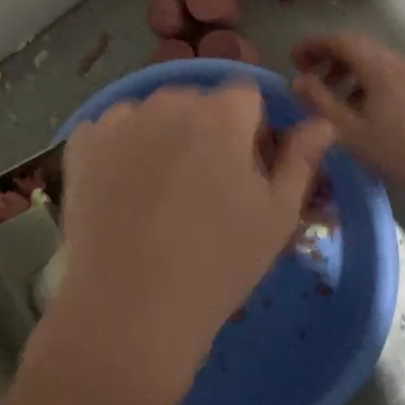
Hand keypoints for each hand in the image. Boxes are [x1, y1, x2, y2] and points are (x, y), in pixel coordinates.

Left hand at [59, 84, 333, 364]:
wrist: (131, 307)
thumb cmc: (218, 264)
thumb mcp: (276, 216)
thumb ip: (300, 160)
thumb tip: (321, 122)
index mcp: (223, 113)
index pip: (246, 96)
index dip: (251, 130)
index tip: (245, 171)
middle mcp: (169, 101)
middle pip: (196, 102)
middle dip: (205, 130)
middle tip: (202, 188)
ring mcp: (120, 119)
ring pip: (152, 114)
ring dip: (161, 137)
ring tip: (157, 195)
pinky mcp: (83, 142)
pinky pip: (110, 131)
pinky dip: (119, 151)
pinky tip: (121, 193)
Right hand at [291, 35, 404, 199]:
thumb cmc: (396, 151)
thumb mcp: (348, 130)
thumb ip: (319, 101)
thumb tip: (297, 79)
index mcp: (379, 66)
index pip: (340, 40)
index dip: (313, 46)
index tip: (292, 60)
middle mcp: (396, 61)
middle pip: (355, 46)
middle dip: (327, 57)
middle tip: (304, 75)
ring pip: (370, 60)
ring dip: (344, 70)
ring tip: (326, 94)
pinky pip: (384, 72)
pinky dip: (362, 79)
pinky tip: (354, 106)